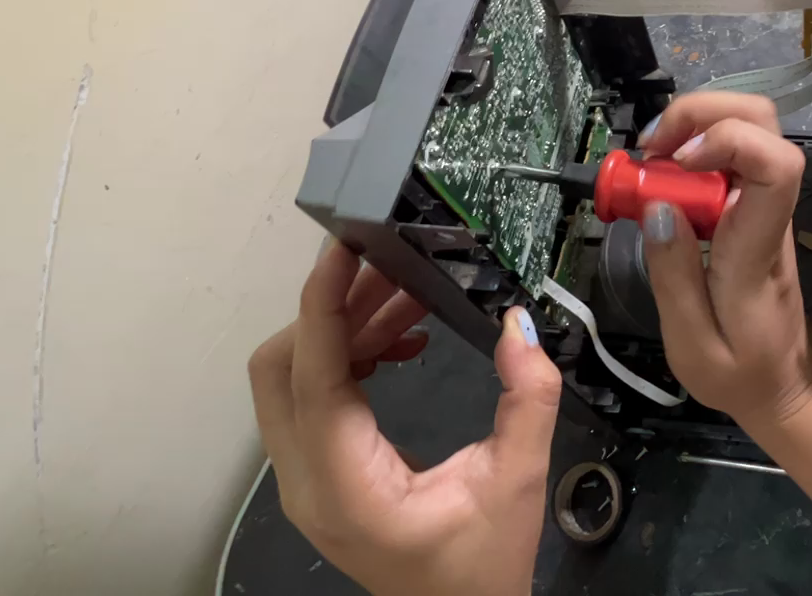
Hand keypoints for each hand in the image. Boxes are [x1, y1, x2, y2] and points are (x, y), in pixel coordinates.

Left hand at [248, 241, 560, 595]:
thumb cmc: (484, 562)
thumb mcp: (519, 476)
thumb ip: (528, 395)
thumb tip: (518, 322)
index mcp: (345, 484)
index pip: (312, 376)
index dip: (322, 305)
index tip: (343, 248)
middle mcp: (306, 479)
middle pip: (284, 368)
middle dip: (336, 308)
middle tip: (399, 271)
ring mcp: (306, 478)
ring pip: (297, 377)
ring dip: (348, 327)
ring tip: (414, 297)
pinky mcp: (322, 473)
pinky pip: (316, 395)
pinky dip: (352, 355)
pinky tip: (405, 341)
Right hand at [637, 92, 811, 428]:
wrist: (785, 378)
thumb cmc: (742, 370)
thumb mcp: (693, 346)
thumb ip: (673, 277)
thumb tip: (658, 208)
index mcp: (758, 247)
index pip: (776, 166)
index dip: (728, 140)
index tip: (676, 160)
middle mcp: (768, 210)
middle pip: (762, 120)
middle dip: (702, 112)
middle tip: (650, 147)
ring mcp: (761, 200)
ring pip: (750, 122)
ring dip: (695, 121)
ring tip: (650, 155)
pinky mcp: (750, 202)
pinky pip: (731, 147)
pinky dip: (693, 139)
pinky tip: (662, 169)